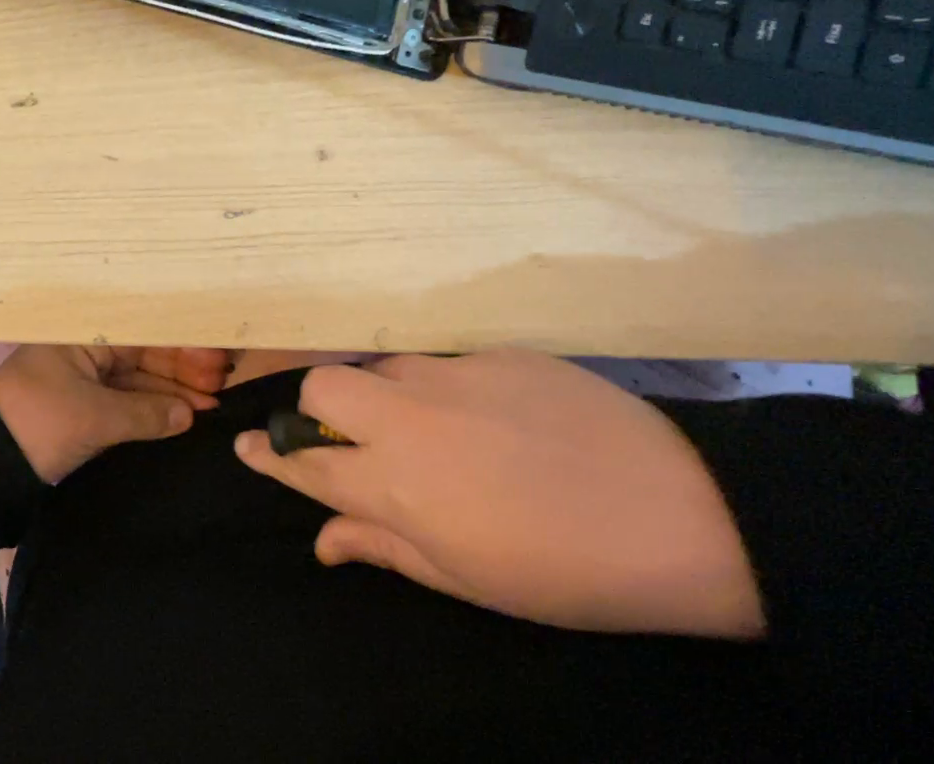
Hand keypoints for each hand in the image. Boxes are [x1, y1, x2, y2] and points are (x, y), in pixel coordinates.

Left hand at [0, 345, 226, 483]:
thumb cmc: (40, 424)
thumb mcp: (96, 418)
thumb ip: (147, 413)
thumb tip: (189, 414)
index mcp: (80, 338)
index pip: (141, 332)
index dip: (181, 347)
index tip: (217, 361)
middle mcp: (83, 351)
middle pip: (142, 354)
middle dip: (182, 372)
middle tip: (223, 388)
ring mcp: (83, 381)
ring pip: (137, 380)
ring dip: (173, 394)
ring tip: (213, 408)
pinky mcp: (83, 409)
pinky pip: (125, 402)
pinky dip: (152, 411)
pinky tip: (184, 418)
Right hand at [234, 350, 764, 639]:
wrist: (690, 517)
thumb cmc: (564, 572)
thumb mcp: (465, 580)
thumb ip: (381, 547)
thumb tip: (322, 541)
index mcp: (392, 482)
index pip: (302, 460)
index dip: (268, 455)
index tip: (244, 446)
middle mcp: (406, 417)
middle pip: (322, 386)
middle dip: (317, 409)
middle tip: (354, 439)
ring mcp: (453, 377)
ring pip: (384, 368)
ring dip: (386, 396)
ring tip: (435, 428)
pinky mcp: (499, 354)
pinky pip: (448, 362)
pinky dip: (448, 388)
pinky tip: (495, 417)